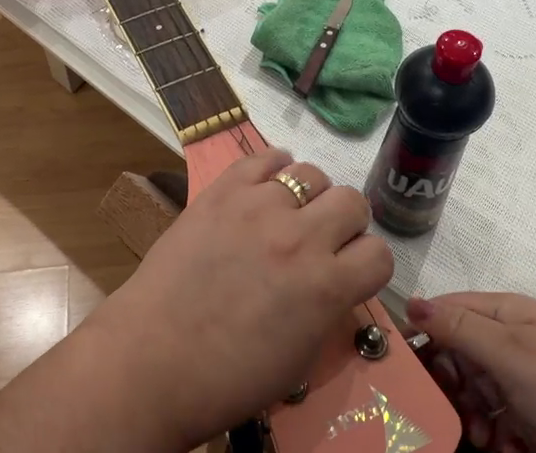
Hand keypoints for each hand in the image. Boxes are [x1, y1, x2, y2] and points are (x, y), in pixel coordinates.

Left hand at [81, 148, 393, 449]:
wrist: (155, 358)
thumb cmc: (228, 377)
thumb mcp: (300, 357)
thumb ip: (326, 308)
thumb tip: (332, 281)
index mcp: (327, 288)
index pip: (380, 254)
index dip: (367, 264)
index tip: (349, 270)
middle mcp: (301, 237)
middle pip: (352, 201)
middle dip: (345, 222)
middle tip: (321, 238)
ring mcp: (260, 207)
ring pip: (310, 174)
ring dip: (309, 194)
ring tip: (288, 212)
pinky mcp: (223, 191)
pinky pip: (263, 158)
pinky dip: (273, 167)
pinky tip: (266, 185)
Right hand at [407, 293, 535, 452]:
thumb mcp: (512, 356)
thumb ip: (459, 328)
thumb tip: (411, 300)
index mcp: (508, 313)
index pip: (445, 310)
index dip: (421, 334)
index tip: (402, 369)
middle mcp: (516, 340)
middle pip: (459, 355)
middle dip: (451, 387)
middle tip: (453, 413)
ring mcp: (532, 380)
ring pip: (479, 393)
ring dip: (474, 418)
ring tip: (487, 441)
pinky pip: (506, 420)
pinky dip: (502, 436)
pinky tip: (512, 450)